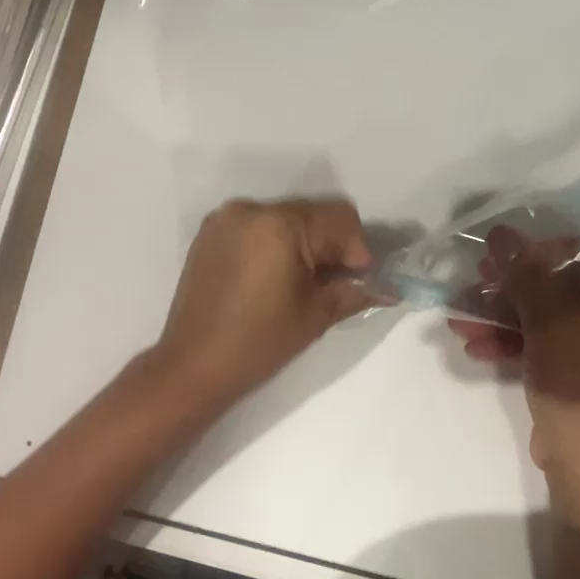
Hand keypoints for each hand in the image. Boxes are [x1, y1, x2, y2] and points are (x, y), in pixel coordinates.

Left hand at [149, 199, 377, 406]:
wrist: (192, 368)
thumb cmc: (257, 345)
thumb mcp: (314, 317)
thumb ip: (353, 292)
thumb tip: (388, 288)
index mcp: (278, 224)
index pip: (340, 217)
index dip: (358, 249)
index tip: (359, 282)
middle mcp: (249, 210)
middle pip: (310, 215)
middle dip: (330, 246)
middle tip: (334, 287)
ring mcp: (223, 221)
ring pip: (282, 221)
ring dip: (301, 246)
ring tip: (301, 287)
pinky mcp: (207, 238)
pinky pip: (254, 231)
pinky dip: (272, 248)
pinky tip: (272, 282)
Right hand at [450, 226, 579, 510]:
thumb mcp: (554, 324)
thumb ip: (526, 275)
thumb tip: (501, 232)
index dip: (533, 253)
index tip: (486, 259)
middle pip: (562, 284)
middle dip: (510, 290)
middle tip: (467, 287)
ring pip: (547, 316)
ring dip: (501, 318)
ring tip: (457, 320)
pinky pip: (546, 344)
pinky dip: (512, 344)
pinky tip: (474, 346)